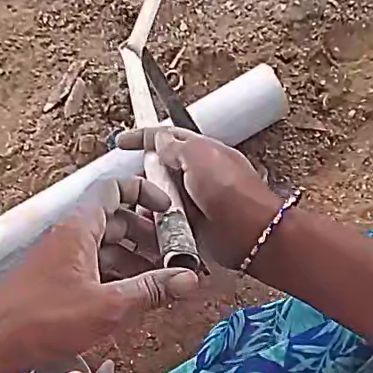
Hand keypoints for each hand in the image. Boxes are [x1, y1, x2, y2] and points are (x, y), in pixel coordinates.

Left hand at [0, 177, 200, 372]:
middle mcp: (67, 238)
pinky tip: (132, 298)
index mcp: (78, 229)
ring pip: (104, 248)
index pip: (114, 190)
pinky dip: (115, 277)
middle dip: (148, 235)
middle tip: (174, 255)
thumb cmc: (44, 321)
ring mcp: (58, 261)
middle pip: (115, 221)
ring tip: (160, 282)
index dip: (144, 194)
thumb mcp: (109, 306)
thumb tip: (188, 279)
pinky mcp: (53, 284)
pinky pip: (92, 269)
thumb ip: (152, 290)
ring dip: (134, 260)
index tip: (169, 210)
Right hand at [115, 127, 279, 268]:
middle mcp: (199, 175)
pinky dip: (158, 223)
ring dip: (149, 202)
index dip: (143, 138)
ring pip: (160, 198)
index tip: (122, 143)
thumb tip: (159, 140)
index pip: (168, 138)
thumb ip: (176, 147)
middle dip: (144, 177)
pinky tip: (153, 226)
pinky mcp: (193, 225)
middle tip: (134, 185)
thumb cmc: (233, 193)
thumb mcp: (200, 157)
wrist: (251, 234)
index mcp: (203, 152)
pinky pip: (167, 222)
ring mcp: (196, 201)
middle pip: (160, 170)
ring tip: (145, 208)